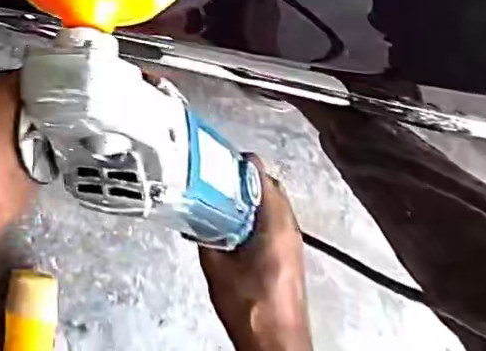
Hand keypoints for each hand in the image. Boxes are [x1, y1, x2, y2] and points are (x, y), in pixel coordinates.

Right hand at [197, 157, 312, 350]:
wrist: (276, 347)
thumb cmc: (247, 303)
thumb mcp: (214, 264)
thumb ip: (204, 231)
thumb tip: (191, 210)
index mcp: (276, 225)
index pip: (262, 176)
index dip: (239, 161)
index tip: (214, 155)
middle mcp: (290, 230)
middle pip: (269, 187)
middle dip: (242, 176)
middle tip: (212, 173)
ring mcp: (294, 245)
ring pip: (272, 205)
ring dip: (248, 195)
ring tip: (216, 194)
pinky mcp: (290, 258)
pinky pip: (273, 221)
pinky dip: (254, 213)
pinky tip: (230, 222)